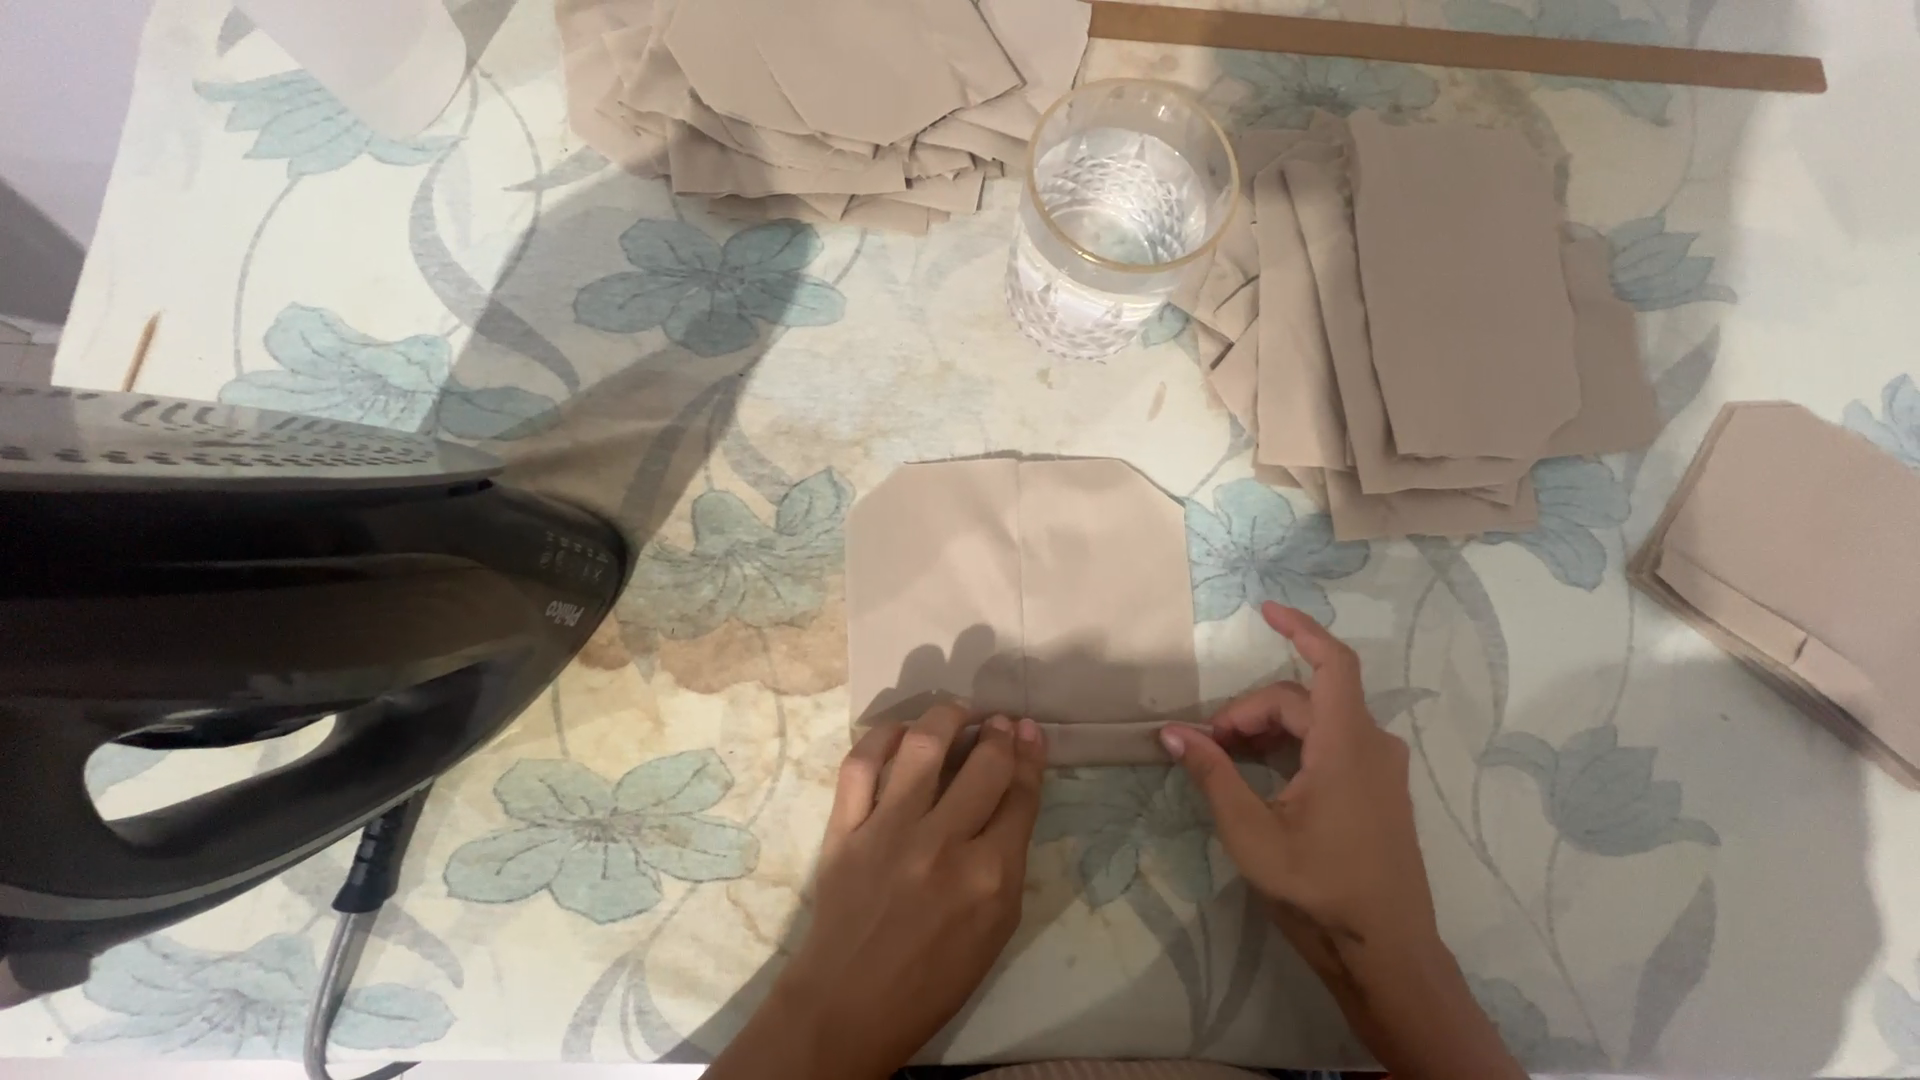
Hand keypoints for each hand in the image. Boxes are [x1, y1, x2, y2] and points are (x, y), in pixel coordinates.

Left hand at [709, 704, 1045, 1079]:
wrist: (850, 1002)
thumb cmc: (933, 975)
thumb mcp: (996, 927)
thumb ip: (1009, 858)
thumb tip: (1014, 793)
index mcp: (990, 877)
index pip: (1020, 795)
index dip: (1030, 754)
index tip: (1029, 730)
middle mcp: (943, 844)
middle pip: (983, 764)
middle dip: (999, 732)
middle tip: (1000, 721)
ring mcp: (888, 831)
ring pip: (924, 747)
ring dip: (948, 717)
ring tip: (959, 711)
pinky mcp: (844, 828)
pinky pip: (861, 764)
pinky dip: (882, 736)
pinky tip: (902, 731)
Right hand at [1160, 601, 1434, 955]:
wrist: (1388, 955)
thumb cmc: (1320, 891)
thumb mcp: (1252, 833)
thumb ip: (1213, 775)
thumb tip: (1172, 732)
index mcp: (1348, 747)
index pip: (1332, 665)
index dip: (1301, 629)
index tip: (1265, 610)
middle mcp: (1372, 747)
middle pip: (1305, 700)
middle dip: (1251, 710)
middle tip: (1208, 744)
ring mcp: (1380, 771)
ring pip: (1317, 723)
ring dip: (1268, 729)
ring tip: (1226, 757)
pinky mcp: (1378, 792)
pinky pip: (1332, 745)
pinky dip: (1291, 746)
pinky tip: (1262, 774)